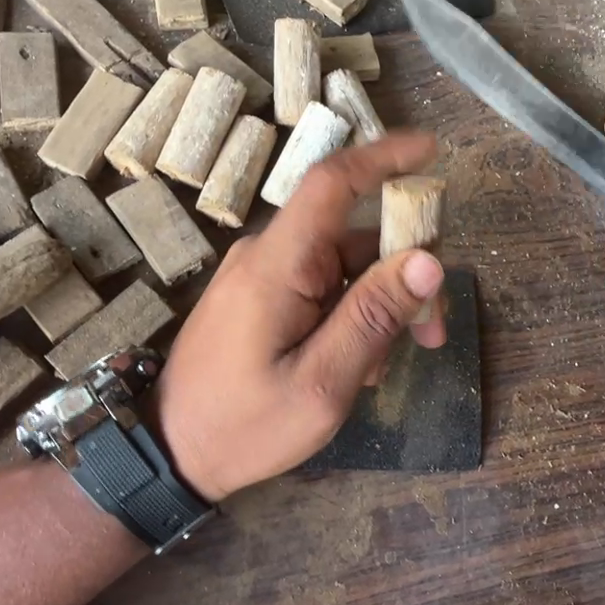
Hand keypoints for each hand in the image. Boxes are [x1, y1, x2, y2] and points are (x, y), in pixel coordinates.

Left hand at [153, 132, 447, 501]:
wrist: (171, 453)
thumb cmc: (244, 426)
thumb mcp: (322, 384)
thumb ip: (374, 317)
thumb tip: (429, 261)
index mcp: (277, 265)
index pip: (331, 184)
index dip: (384, 158)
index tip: (432, 150)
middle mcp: (270, 256)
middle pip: (355, 236)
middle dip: (404, 274)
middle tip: (432, 333)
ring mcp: (265, 277)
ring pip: (346, 266)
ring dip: (381, 305)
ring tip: (387, 367)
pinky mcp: (264, 298)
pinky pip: (325, 288)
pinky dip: (353, 315)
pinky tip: (359, 364)